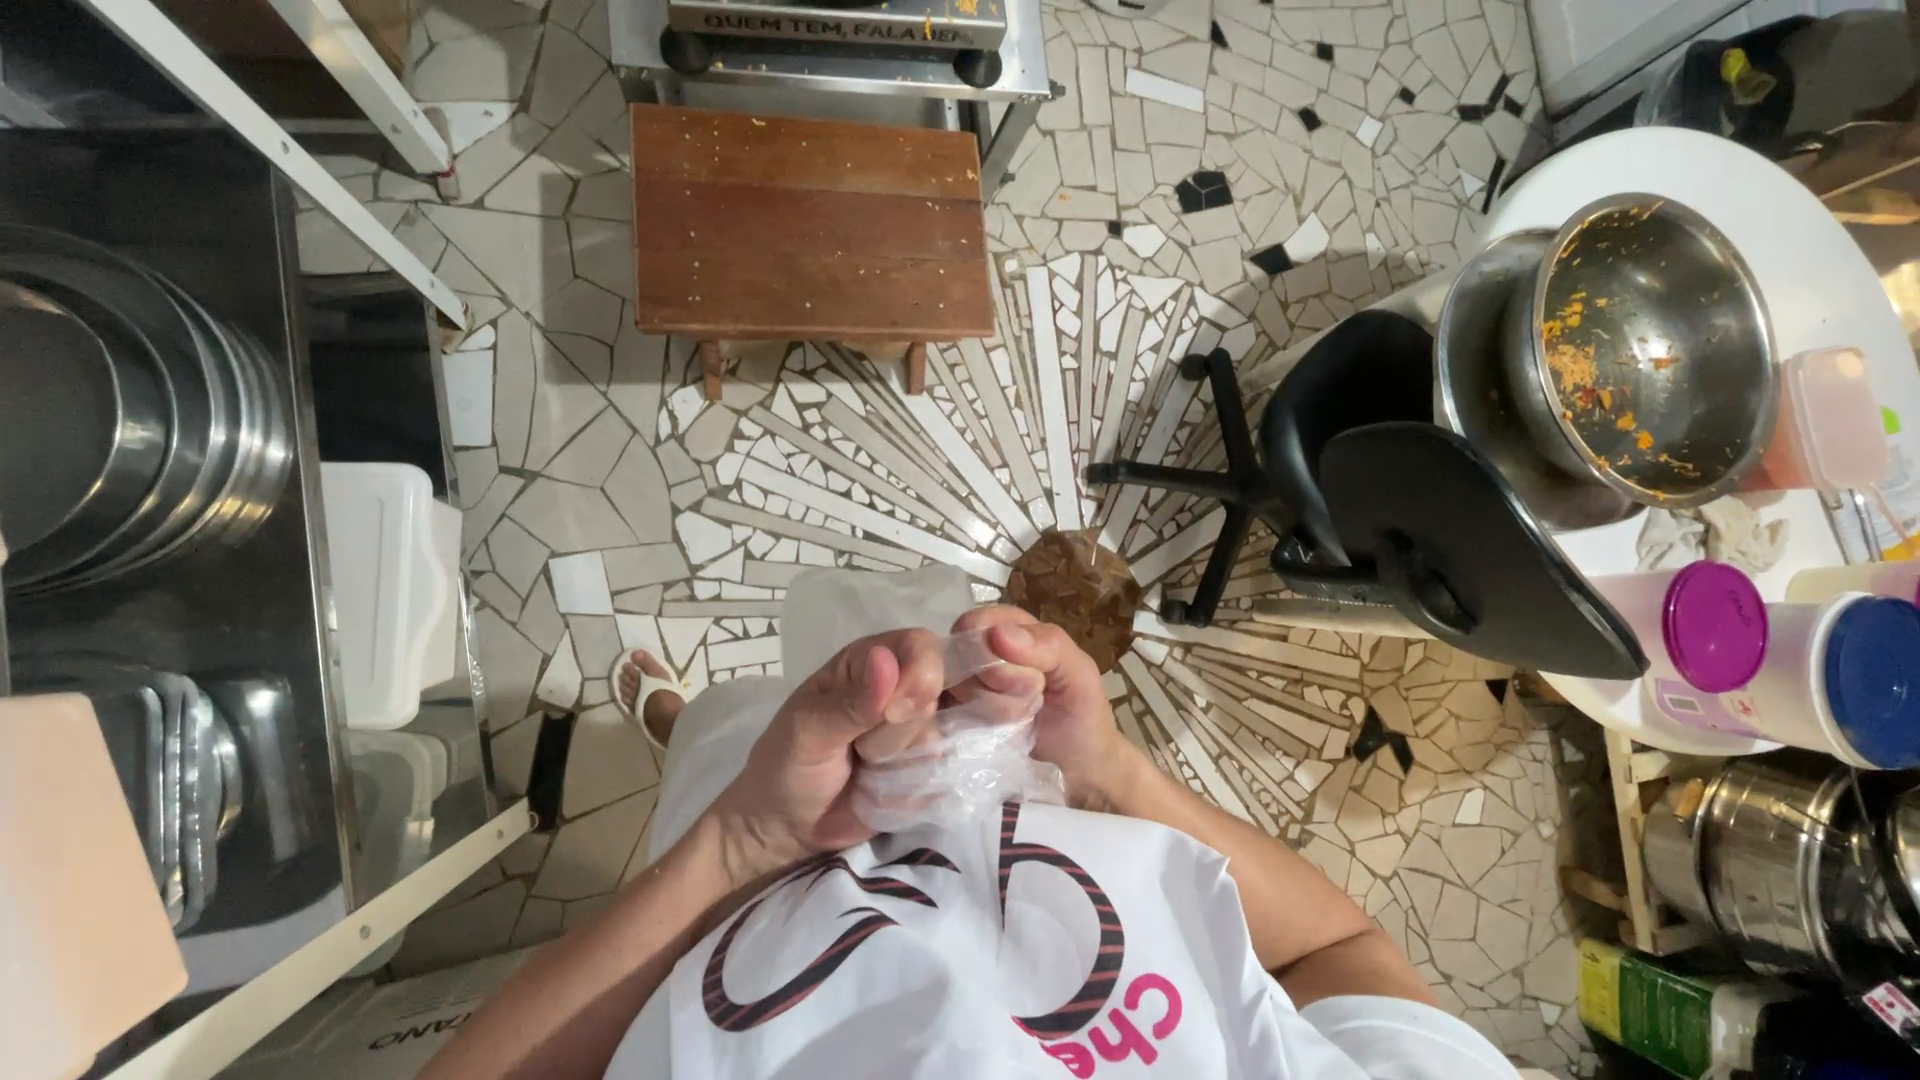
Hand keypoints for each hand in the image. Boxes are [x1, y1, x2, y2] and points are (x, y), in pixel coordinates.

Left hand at [705, 629, 945, 884]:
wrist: (786, 827)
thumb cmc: (786, 765)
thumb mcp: (809, 731)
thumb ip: (853, 702)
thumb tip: (886, 661)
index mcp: (871, 661)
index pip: (924, 647)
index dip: (923, 674)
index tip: (897, 711)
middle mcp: (901, 688)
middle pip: (940, 693)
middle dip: (903, 728)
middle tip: (862, 749)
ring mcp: (917, 729)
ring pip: (941, 737)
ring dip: (900, 762)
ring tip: (864, 767)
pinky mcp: (926, 768)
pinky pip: (941, 773)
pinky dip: (911, 787)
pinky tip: (880, 788)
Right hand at [949, 606, 1139, 808]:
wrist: (1077, 775)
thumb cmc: (1081, 716)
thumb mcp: (1079, 676)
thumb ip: (1049, 646)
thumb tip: (999, 633)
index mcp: (1008, 630)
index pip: (975, 625)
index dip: (993, 652)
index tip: (1029, 682)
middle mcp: (976, 655)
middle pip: (958, 657)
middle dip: (993, 687)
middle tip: (1025, 709)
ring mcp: (959, 690)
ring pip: (947, 689)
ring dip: (983, 712)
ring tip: (1013, 726)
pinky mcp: (949, 724)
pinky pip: (935, 718)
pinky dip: (958, 730)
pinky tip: (985, 740)